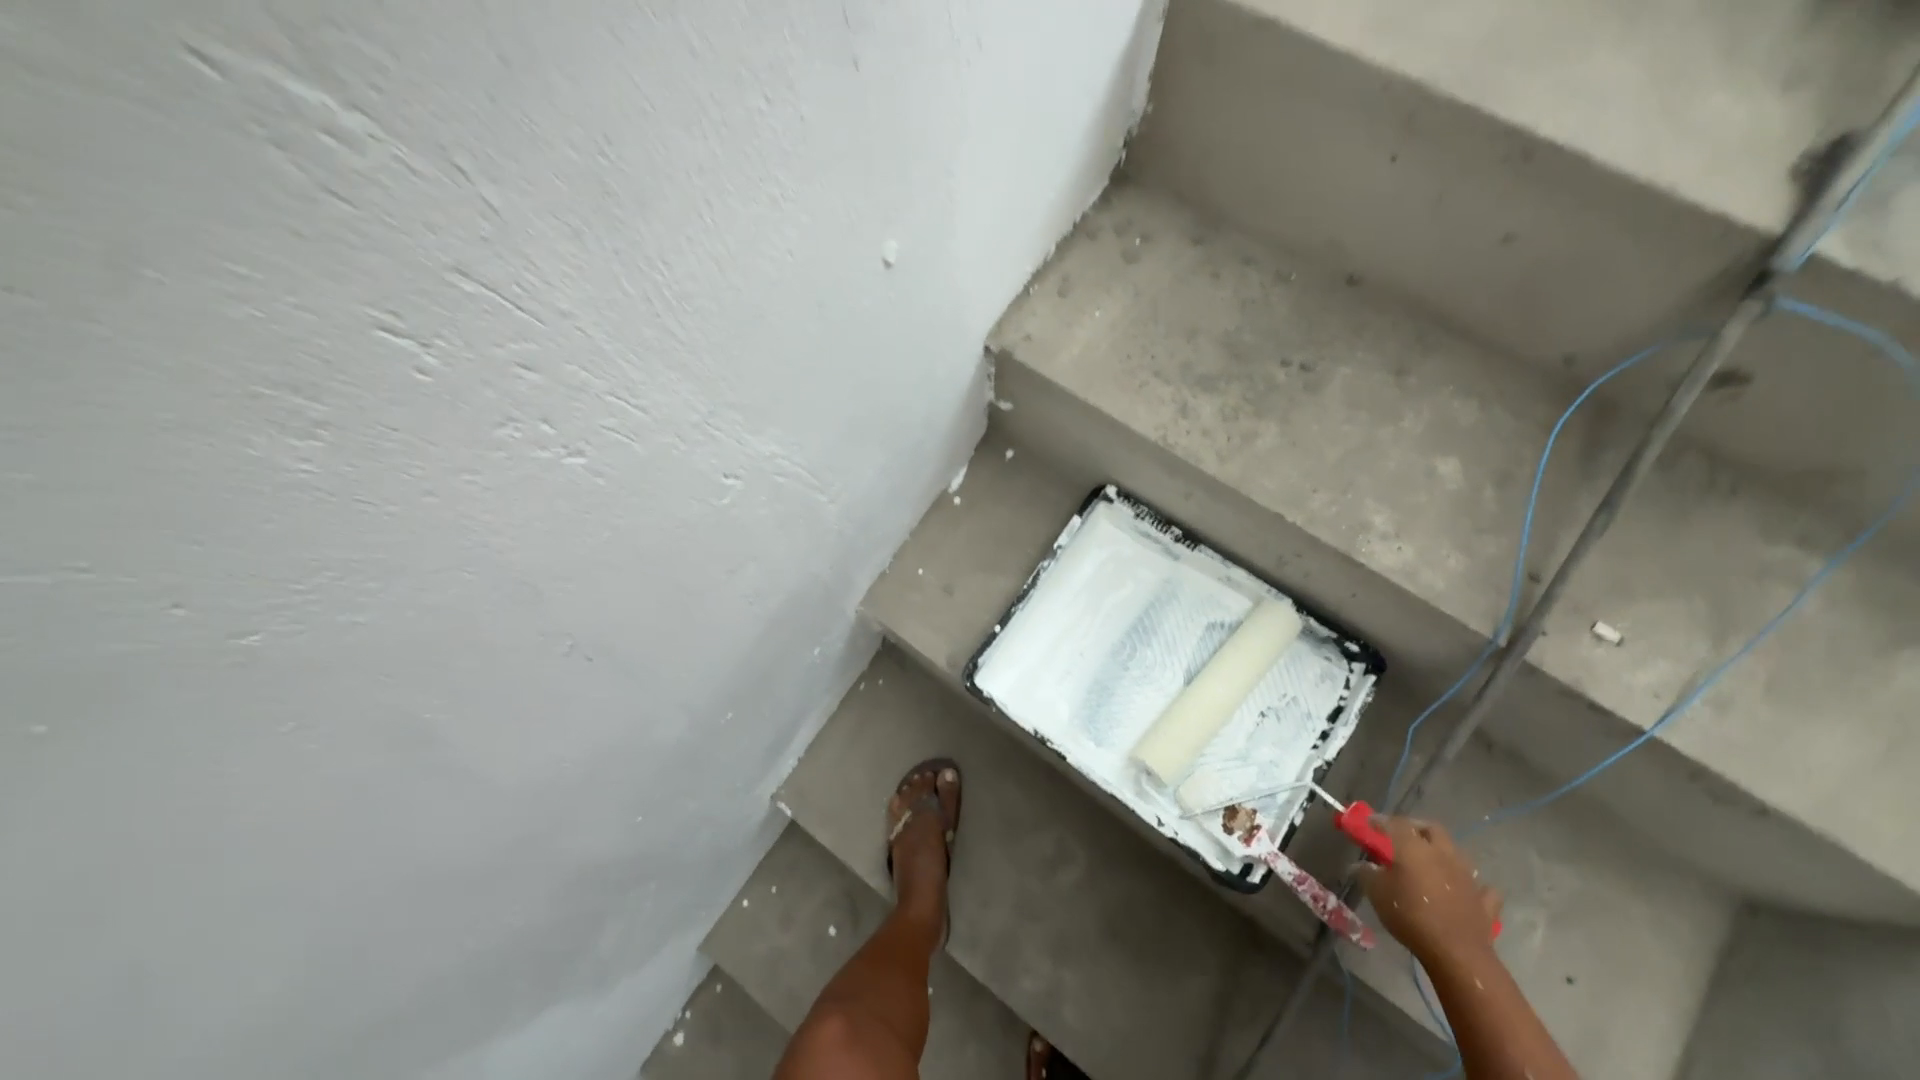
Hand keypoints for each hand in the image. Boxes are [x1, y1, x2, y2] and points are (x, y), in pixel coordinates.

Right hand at [1356, 816, 1501, 963]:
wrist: (1456, 951)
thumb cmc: (1410, 915)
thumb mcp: (1376, 893)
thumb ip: (1366, 874)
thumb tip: (1361, 865)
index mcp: (1415, 848)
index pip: (1396, 823)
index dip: (1381, 821)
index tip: (1370, 823)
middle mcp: (1444, 854)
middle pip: (1432, 829)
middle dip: (1416, 828)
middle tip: (1402, 837)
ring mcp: (1468, 876)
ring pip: (1456, 853)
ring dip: (1443, 854)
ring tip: (1430, 864)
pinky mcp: (1484, 901)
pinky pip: (1481, 887)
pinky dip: (1472, 886)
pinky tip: (1464, 891)